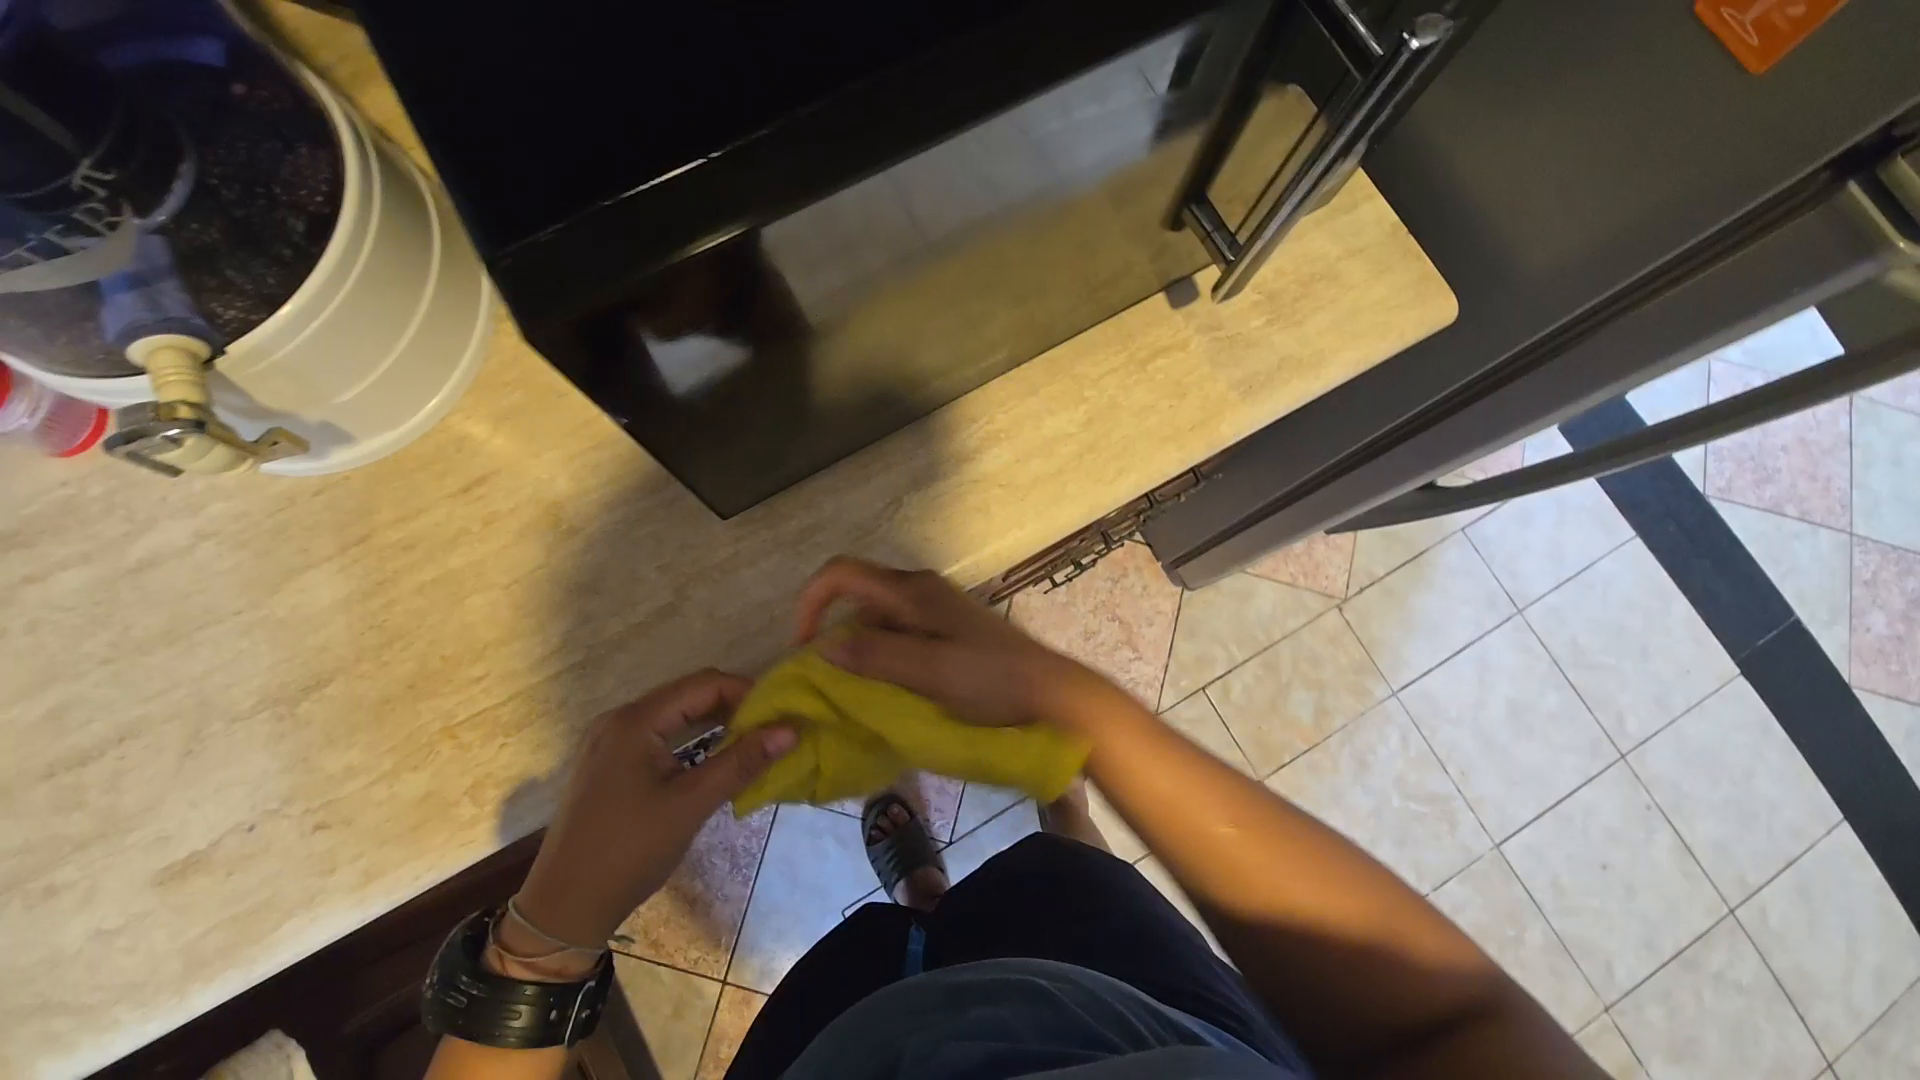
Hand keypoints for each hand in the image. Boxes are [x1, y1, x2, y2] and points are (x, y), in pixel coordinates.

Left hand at [511, 671, 796, 955]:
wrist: (565, 906)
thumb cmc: (630, 849)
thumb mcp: (691, 804)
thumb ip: (741, 762)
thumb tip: (791, 730)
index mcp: (635, 721)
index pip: (704, 684)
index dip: (748, 692)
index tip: (782, 714)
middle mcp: (619, 720)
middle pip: (688, 695)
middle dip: (734, 708)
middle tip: (773, 730)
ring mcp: (610, 742)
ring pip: (675, 717)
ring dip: (714, 726)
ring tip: (753, 745)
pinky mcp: (610, 765)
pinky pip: (660, 738)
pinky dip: (692, 743)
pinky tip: (715, 762)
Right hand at [793, 556, 1135, 733]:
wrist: (1051, 695)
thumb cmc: (991, 681)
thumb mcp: (929, 672)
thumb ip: (876, 656)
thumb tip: (824, 647)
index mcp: (912, 592)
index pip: (841, 574)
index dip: (811, 603)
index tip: (804, 648)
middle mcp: (920, 592)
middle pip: (857, 599)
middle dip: (834, 634)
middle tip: (829, 682)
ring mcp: (936, 612)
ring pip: (878, 622)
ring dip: (861, 653)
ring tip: (857, 696)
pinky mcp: (948, 634)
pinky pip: (900, 639)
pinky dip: (885, 661)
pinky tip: (890, 693)